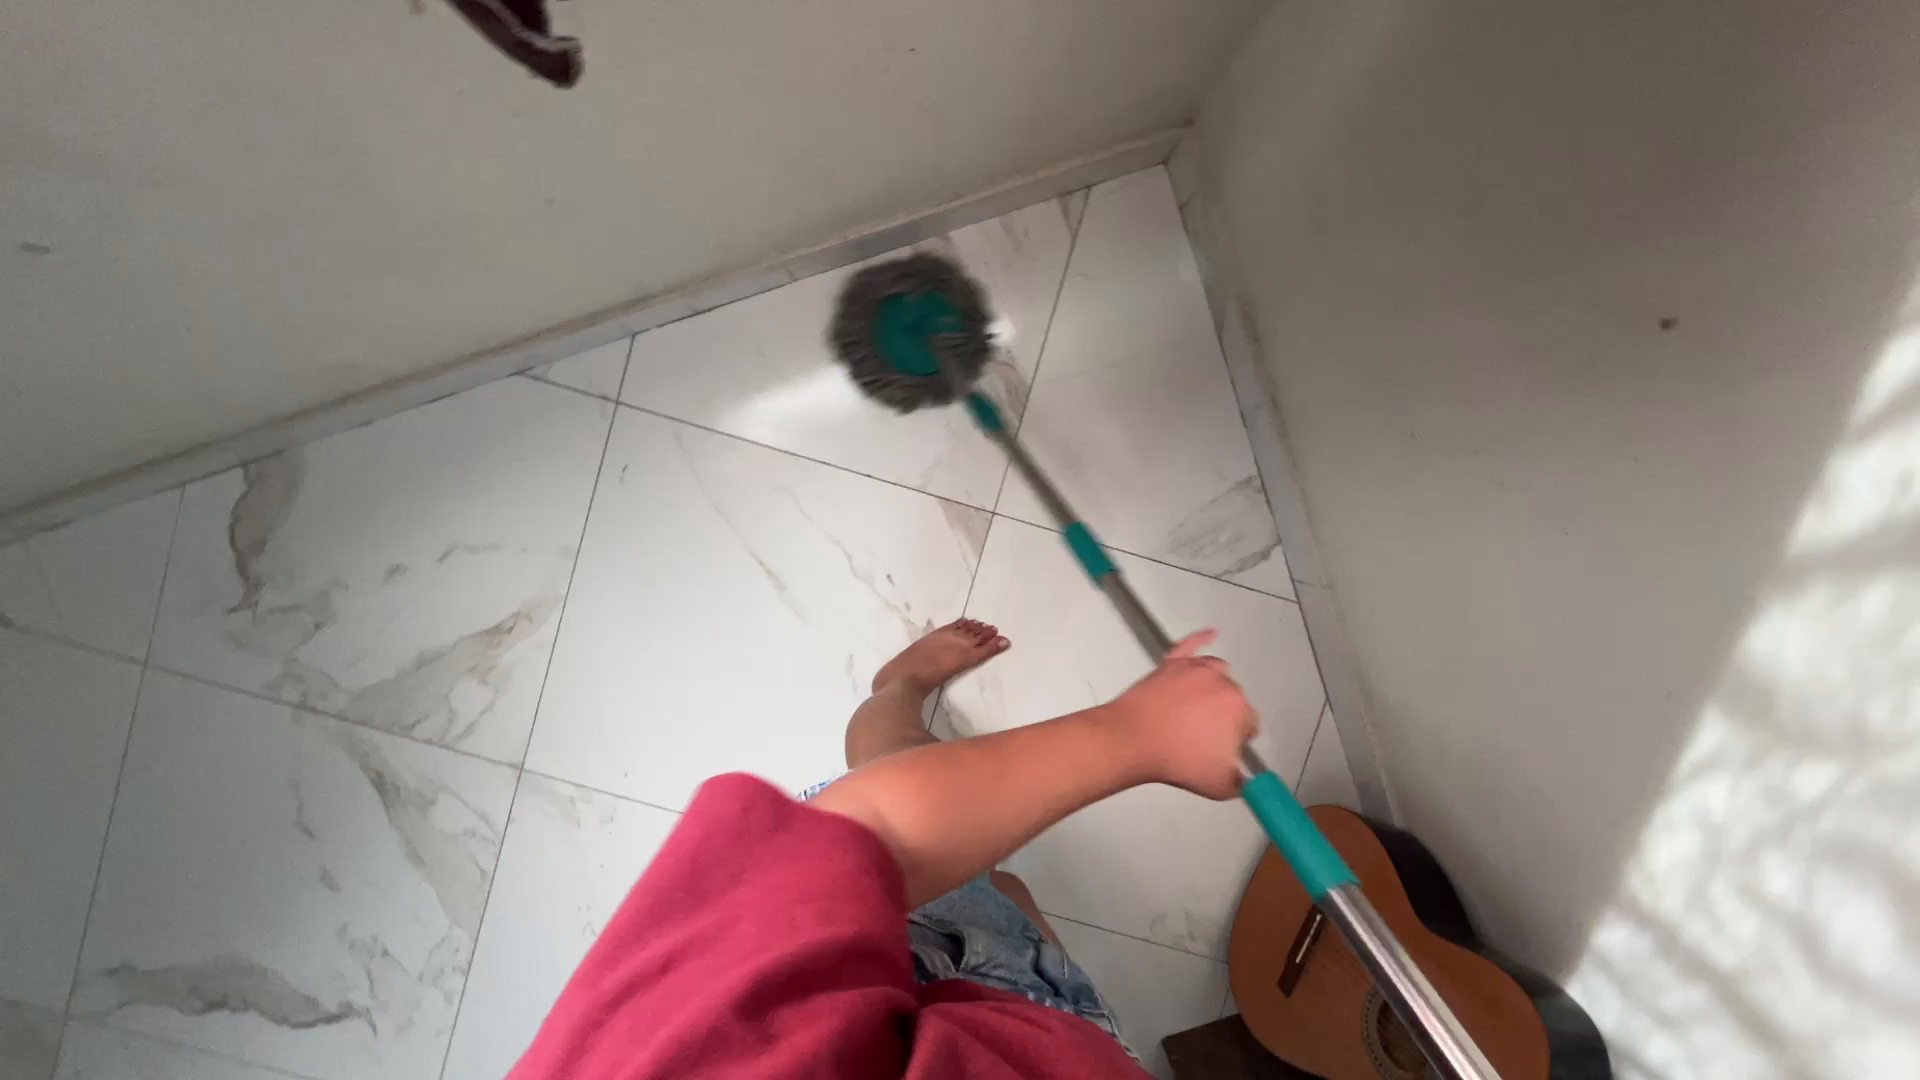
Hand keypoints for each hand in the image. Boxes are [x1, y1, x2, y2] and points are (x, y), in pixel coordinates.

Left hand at [1107, 629, 1257, 798]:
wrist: (1130, 740)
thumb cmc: (1173, 759)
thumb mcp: (1219, 785)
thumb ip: (1243, 784)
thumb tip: (1248, 782)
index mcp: (1238, 709)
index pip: (1249, 725)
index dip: (1235, 739)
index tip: (1220, 749)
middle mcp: (1220, 682)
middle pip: (1233, 698)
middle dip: (1222, 715)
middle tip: (1200, 735)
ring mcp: (1193, 669)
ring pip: (1217, 672)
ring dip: (1215, 686)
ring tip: (1200, 707)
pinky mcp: (1171, 663)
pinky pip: (1191, 644)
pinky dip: (1201, 638)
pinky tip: (1210, 633)